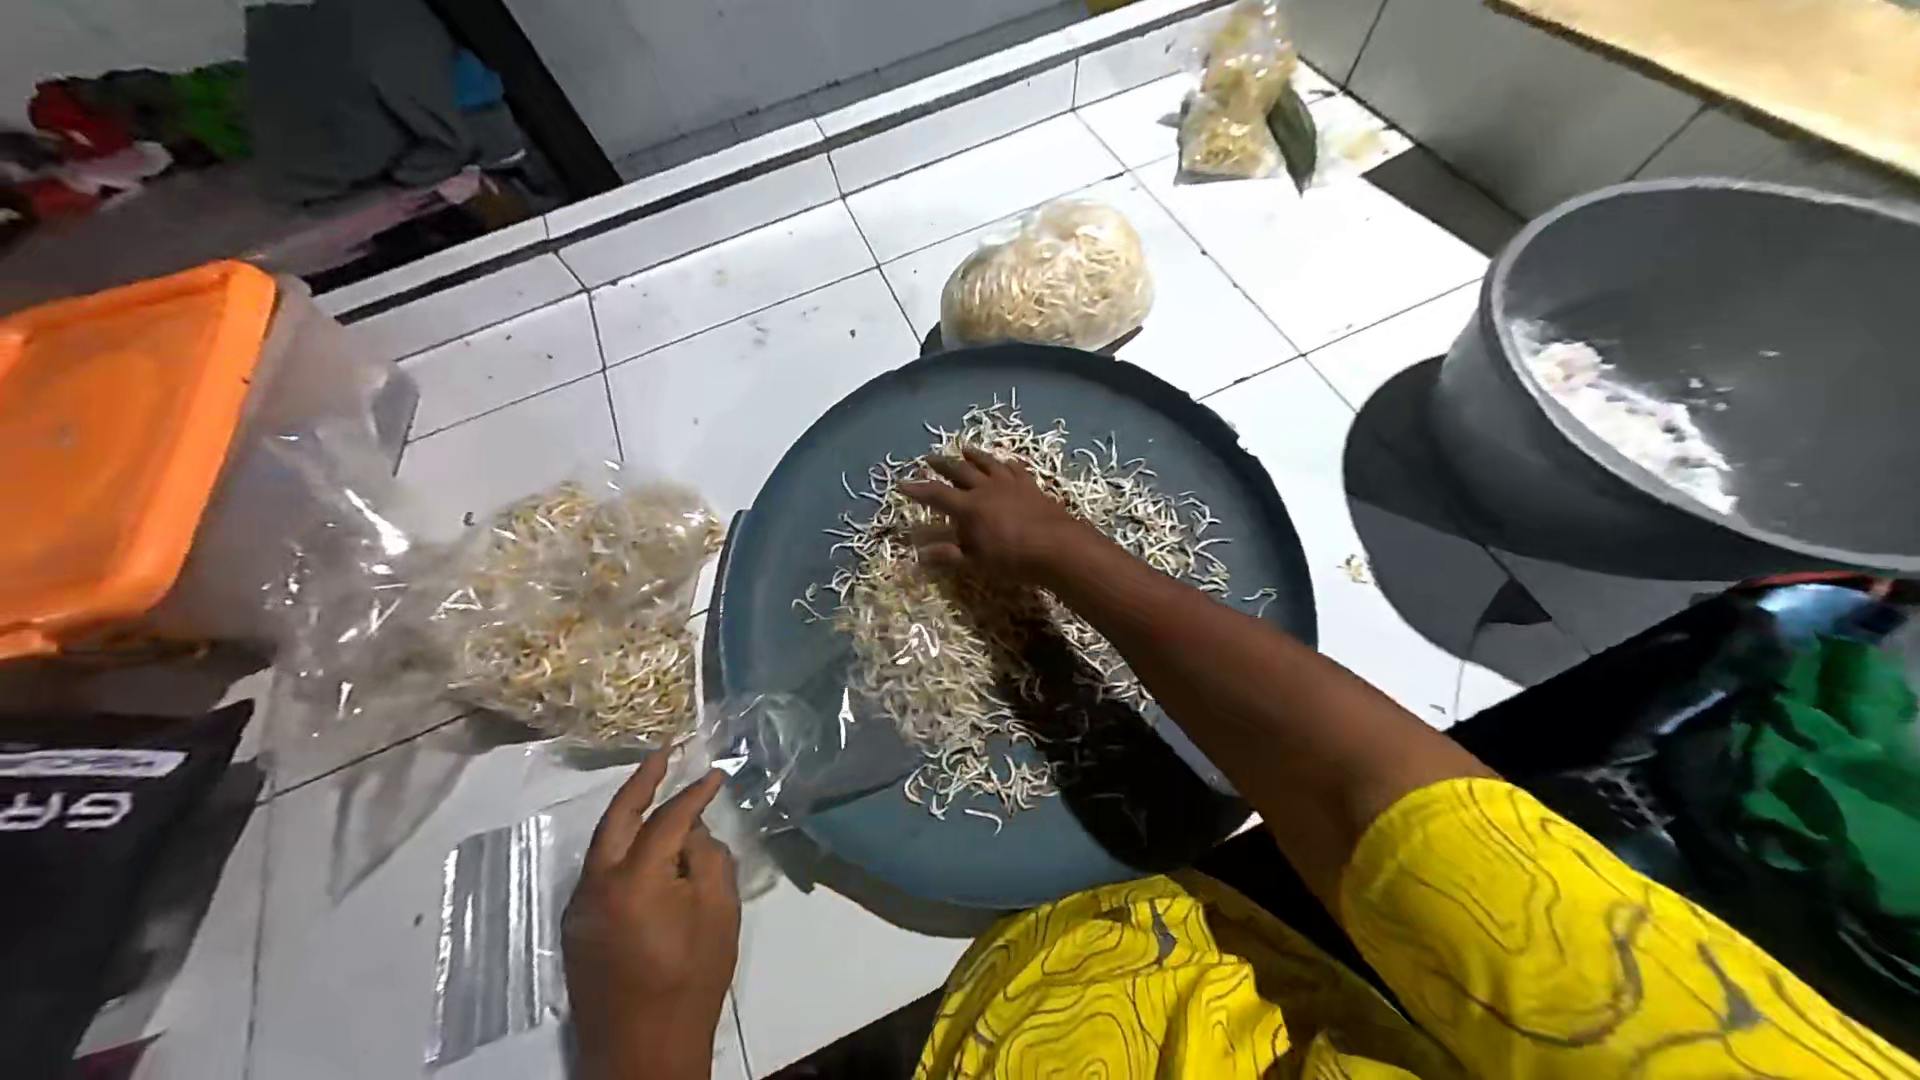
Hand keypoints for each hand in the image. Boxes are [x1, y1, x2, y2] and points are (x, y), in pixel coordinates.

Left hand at [564, 753, 738, 1079]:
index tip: (716, 773)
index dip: (695, 793)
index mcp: (635, 881)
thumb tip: (692, 830)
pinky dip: (623, 845)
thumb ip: (708, 857)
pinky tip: (646, 842)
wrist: (644, 1052)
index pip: (668, 819)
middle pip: (618, 816)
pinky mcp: (576, 927)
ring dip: (631, 812)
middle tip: (667, 752)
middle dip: (643, 780)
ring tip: (658, 789)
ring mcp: (580, 907)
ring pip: (604, 842)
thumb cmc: (692, 979)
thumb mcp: (719, 911)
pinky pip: (600, 869)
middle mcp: (597, 886)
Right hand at [899, 447, 1099, 584]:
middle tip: (929, 458)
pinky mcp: (1031, 485)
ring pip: (987, 463)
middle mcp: (986, 488)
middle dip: (942, 464)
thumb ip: (949, 555)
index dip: (917, 489)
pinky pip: (1015, 469)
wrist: (1058, 547)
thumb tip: (919, 556)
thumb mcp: (977, 562)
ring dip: (974, 455)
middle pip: (959, 471)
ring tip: (964, 449)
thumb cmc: (1013, 559)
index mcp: (968, 507)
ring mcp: (1010, 484)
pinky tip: (1005, 461)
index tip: (902, 482)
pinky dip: (1006, 463)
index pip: (935, 494)